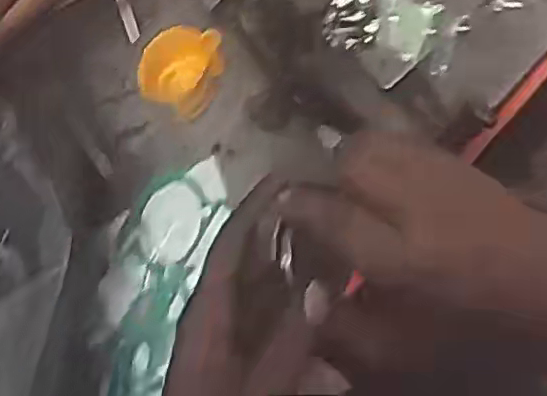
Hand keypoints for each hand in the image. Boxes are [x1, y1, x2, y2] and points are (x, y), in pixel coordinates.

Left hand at [166, 178, 317, 395]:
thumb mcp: (251, 395)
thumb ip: (286, 343)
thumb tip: (323, 286)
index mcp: (205, 320)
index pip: (229, 247)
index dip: (256, 207)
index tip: (289, 173)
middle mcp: (219, 326)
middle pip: (255, 268)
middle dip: (290, 237)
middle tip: (330, 207)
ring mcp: (234, 353)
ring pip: (272, 300)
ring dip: (304, 277)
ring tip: (341, 251)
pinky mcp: (251, 374)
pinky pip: (281, 336)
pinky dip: (305, 323)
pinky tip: (335, 319)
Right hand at [277, 133, 546, 323]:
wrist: (542, 274)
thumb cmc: (471, 320)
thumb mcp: (405, 346)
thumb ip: (347, 325)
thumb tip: (306, 295)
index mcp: (397, 255)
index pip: (330, 215)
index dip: (298, 205)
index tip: (278, 202)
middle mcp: (411, 200)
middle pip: (349, 161)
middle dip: (322, 172)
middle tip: (315, 192)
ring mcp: (432, 169)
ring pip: (370, 141)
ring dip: (347, 154)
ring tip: (342, 178)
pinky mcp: (447, 154)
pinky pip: (396, 137)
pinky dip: (376, 146)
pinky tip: (377, 167)